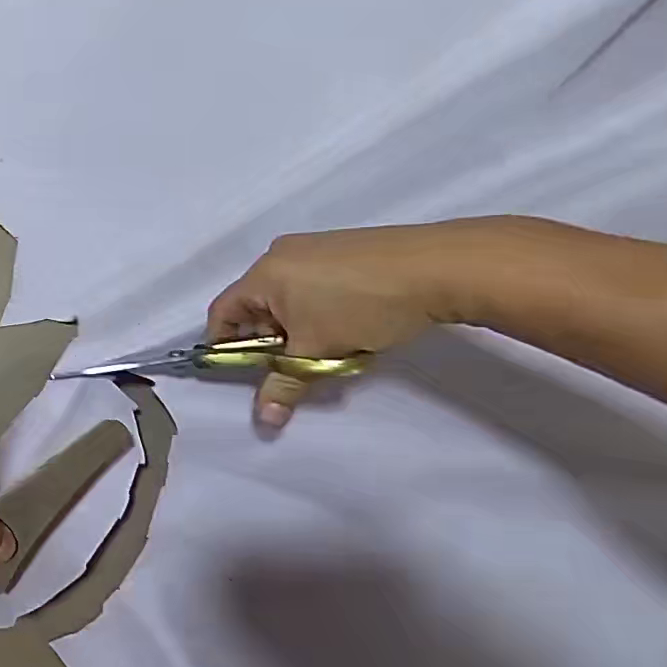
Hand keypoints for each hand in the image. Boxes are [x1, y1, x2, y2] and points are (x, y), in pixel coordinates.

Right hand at [208, 219, 514, 426]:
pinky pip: (313, 282)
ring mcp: (314, 246)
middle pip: (256, 304)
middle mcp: (281, 254)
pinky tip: (351, 320)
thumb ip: (285, 384)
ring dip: (298, 326)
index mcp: (263, 273)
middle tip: (296, 361)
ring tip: (330, 344)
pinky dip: (319, 307)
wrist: (443, 266)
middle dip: (270, 338)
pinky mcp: (344, 246)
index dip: (225, 344)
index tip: (246, 369)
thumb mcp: (318, 351)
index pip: (222, 312)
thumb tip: (265, 421)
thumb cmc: (363, 306)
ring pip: (287, 296)